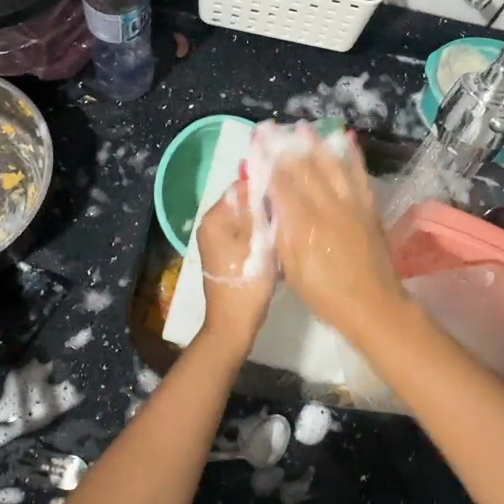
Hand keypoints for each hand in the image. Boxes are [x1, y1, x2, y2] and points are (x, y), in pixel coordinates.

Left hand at [195, 181, 274, 356]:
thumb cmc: (247, 281)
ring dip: (266, 222)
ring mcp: (217, 241)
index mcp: (214, 219)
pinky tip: (277, 243)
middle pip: (244, 204)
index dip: (265, 188)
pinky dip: (260, 236)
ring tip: (288, 225)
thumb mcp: (259, 241)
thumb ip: (261, 209)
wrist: (234, 324)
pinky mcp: (226, 255)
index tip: (289, 191)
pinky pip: (246, 234)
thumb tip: (267, 179)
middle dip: (266, 206)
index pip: (241, 188)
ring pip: (248, 220)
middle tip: (292, 211)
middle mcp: (211, 226)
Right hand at [267, 135, 405, 340]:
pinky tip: (347, 140)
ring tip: (304, 127)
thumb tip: (269, 204)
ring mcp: (351, 204)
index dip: (266, 162)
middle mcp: (326, 207)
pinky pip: (359, 174)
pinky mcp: (368, 207)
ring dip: (316, 144)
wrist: (372, 305)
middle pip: (304, 169)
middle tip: (273, 128)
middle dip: (286, 147)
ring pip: (331, 166)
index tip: (256, 144)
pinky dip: (352, 156)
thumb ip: (280, 233)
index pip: (280, 184)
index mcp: (303, 224)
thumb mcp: (291, 268)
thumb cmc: (324, 294)